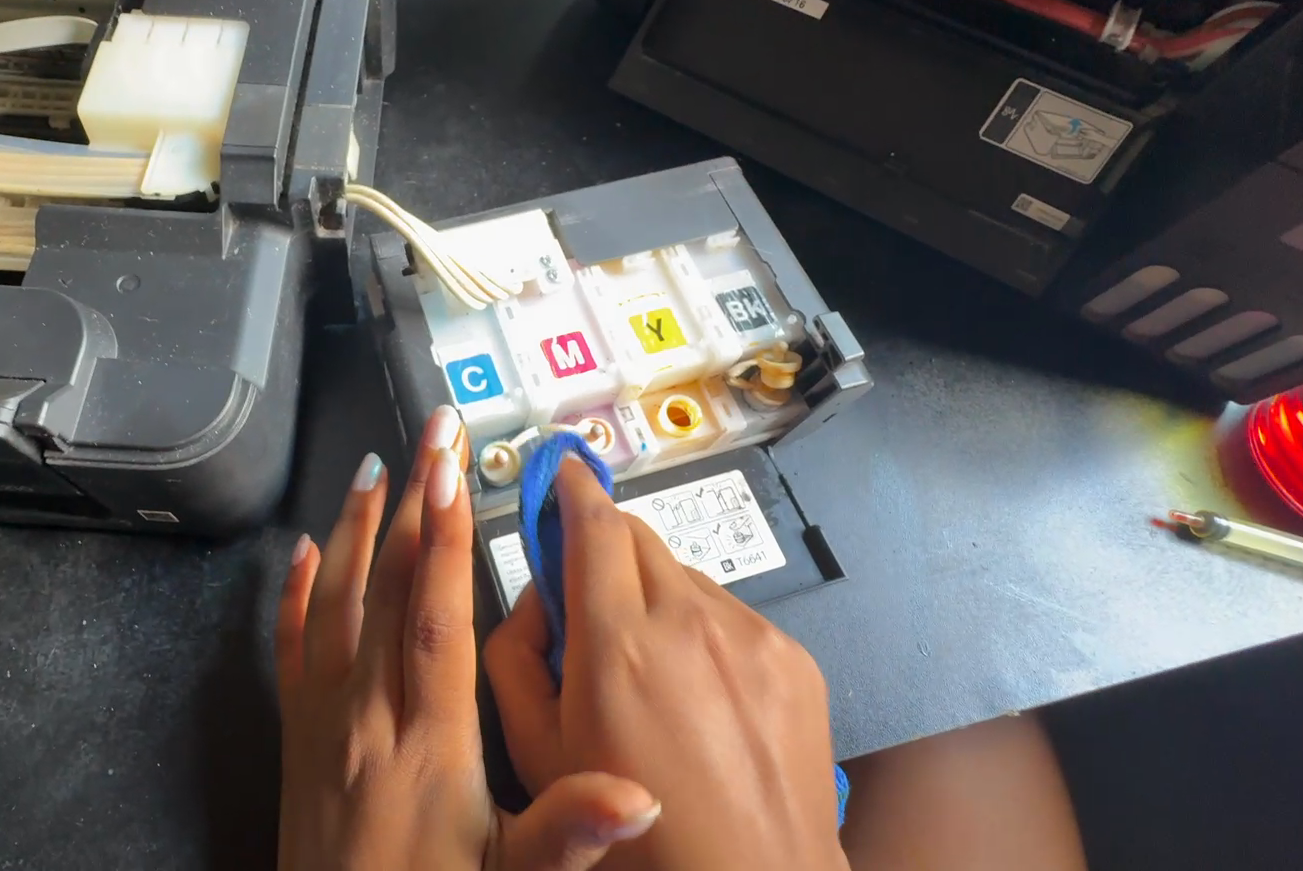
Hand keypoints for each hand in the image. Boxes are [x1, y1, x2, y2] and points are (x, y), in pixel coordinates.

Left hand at [276, 407, 662, 870]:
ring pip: (336, 600)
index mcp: (428, 738)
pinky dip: (295, 590)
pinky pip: (289, 646)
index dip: (443, 539)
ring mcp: (322, 716)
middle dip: (410, 500)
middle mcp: (368, 711)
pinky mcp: (294, 732)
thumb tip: (639, 792)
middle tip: (428, 436)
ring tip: (369, 466)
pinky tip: (302, 548)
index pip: (435, 616)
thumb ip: (566, 833)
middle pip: (387, 585)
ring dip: (352, 527)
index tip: (451, 472)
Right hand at [484, 460, 847, 870]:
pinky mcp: (790, 653)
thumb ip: (512, 654)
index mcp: (617, 644)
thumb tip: (534, 596)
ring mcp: (747, 635)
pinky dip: (699, 626)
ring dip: (652, 591)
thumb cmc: (630, 834)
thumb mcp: (535, 748)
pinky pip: (727, 610)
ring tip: (651, 664)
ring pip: (680, 572)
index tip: (562, 469)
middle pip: (635, 534)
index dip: (572, 486)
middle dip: (603, 539)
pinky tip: (699, 690)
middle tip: (588, 588)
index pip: (592, 525)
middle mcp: (686, 622)